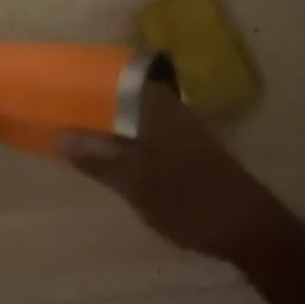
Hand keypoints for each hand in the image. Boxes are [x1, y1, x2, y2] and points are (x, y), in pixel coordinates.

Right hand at [58, 83, 262, 261]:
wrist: (249, 228)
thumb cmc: (187, 196)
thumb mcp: (134, 181)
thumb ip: (96, 158)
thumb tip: (59, 135)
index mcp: (152, 101)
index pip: (110, 74)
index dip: (82, 77)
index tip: (55, 83)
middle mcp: (166, 105)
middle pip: (118, 95)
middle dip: (90, 103)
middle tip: (57, 112)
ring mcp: (178, 126)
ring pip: (131, 116)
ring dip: (106, 124)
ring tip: (75, 134)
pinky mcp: (185, 149)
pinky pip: (144, 133)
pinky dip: (124, 139)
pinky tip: (109, 157)